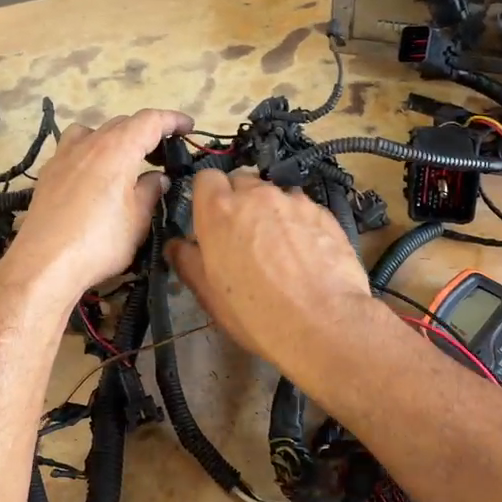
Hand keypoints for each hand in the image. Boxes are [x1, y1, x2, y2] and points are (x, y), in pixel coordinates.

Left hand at [2, 109, 193, 301]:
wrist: (44, 263)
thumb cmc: (100, 242)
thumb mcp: (137, 220)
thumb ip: (150, 192)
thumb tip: (157, 178)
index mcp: (117, 149)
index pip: (150, 120)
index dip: (172, 120)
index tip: (188, 127)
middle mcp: (89, 143)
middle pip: (122, 123)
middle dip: (146, 131)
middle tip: (163, 153)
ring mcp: (63, 156)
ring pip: (92, 131)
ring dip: (113, 138)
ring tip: (124, 160)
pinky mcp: (48, 174)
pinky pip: (73, 149)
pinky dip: (89, 152)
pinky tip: (92, 177)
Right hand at [166, 171, 373, 362]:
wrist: (324, 324)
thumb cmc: (256, 313)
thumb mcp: (209, 295)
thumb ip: (187, 261)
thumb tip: (176, 244)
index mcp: (219, 210)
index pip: (206, 178)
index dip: (207, 195)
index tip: (211, 218)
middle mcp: (256, 195)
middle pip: (242, 181)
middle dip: (239, 201)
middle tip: (244, 235)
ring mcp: (293, 201)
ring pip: (275, 194)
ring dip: (271, 211)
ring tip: (280, 246)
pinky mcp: (324, 213)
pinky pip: (303, 208)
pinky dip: (299, 223)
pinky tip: (306, 253)